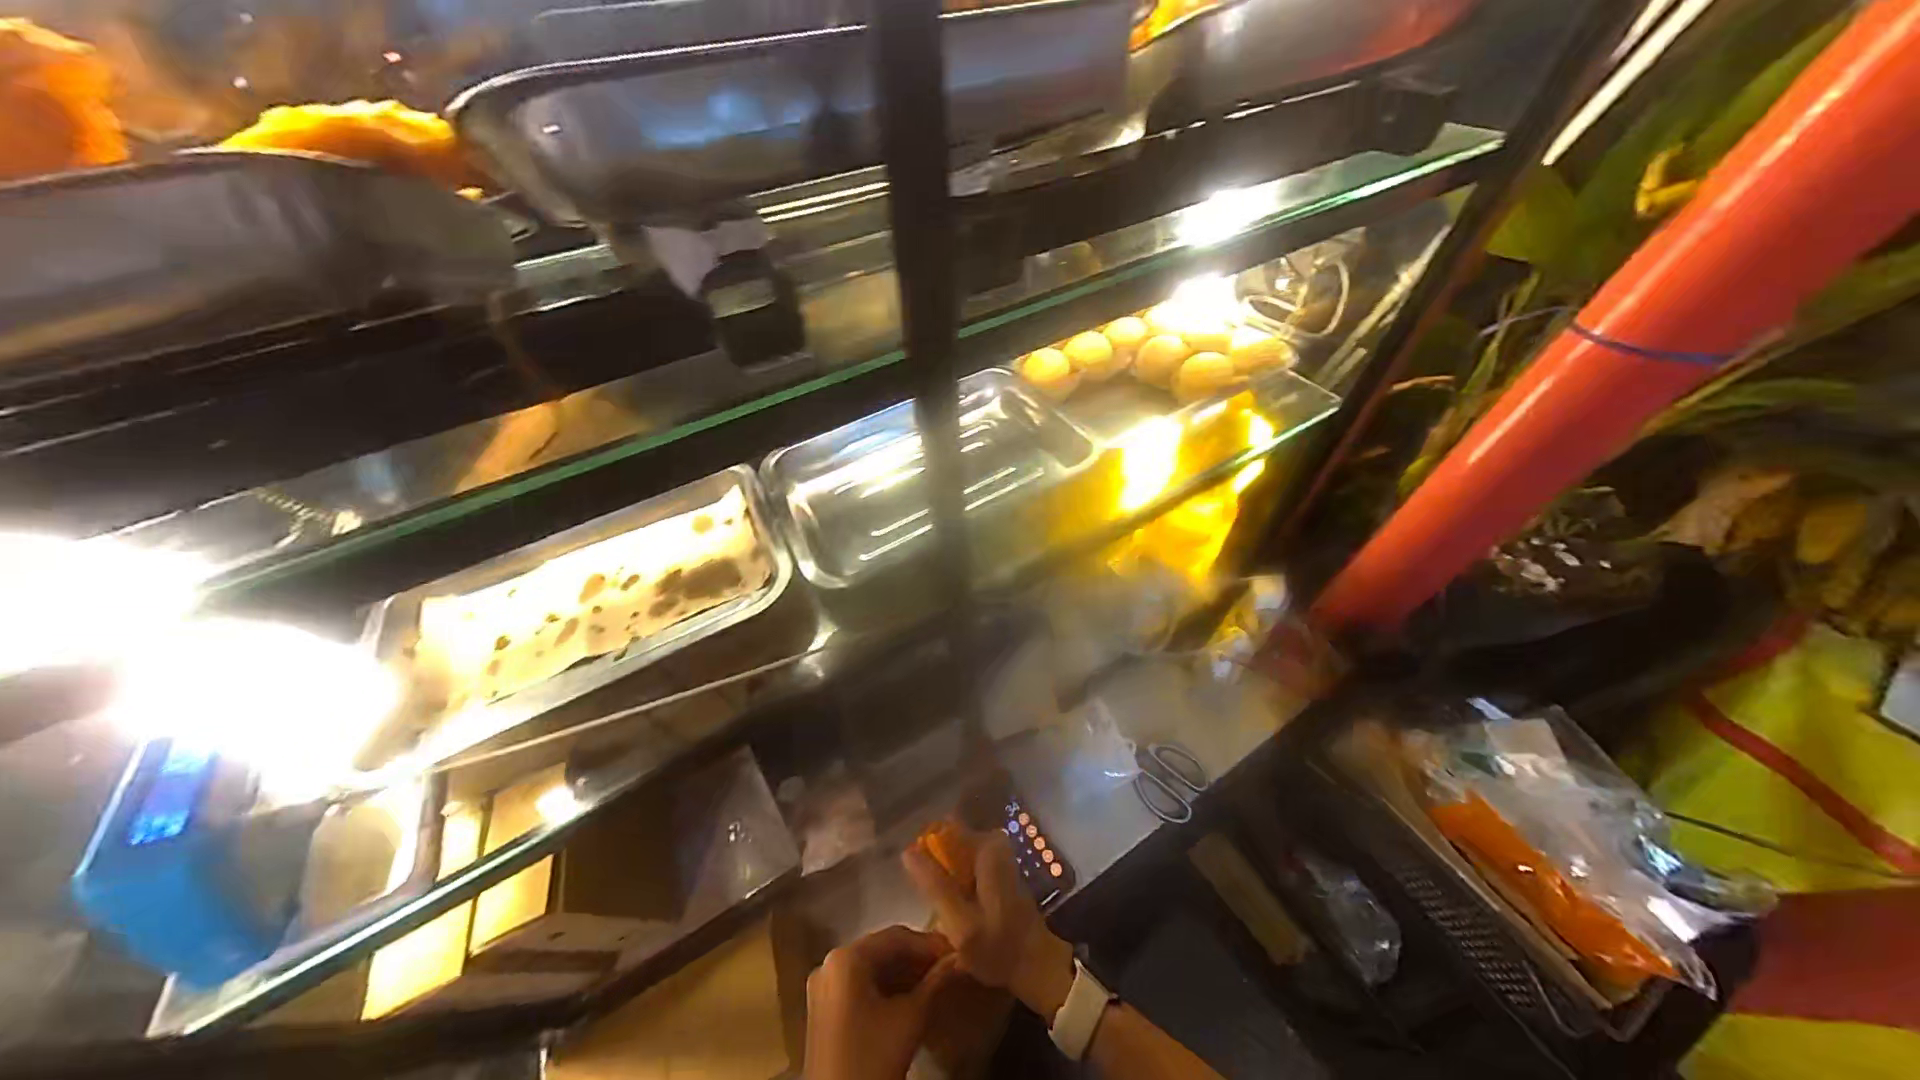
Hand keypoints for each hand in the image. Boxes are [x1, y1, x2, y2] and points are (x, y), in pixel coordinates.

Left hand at [805, 926, 958, 1079]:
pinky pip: (860, 986)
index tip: (956, 953)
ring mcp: (824, 987)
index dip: (929, 944)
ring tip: (936, 982)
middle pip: (882, 950)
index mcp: (846, 958)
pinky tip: (911, 998)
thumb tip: (957, 959)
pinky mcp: (824, 1009)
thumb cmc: (873, 1058)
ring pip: (872, 968)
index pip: (895, 937)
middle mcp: (830, 963)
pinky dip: (887, 989)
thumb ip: (935, 982)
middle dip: (917, 958)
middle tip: (948, 966)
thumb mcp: (910, 1018)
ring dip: (904, 973)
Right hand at [903, 829, 1076, 1021]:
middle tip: (927, 896)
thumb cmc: (998, 947)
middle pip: (951, 840)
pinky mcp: (998, 871)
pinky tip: (953, 905)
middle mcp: (994, 843)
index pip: (945, 828)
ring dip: (945, 874)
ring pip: (958, 853)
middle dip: (935, 862)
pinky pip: (967, 864)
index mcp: (986, 847)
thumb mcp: (959, 922)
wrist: (1036, 966)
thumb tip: (907, 851)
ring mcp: (998, 856)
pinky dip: (956, 880)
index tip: (916, 873)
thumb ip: (934, 885)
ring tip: (938, 904)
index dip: (927, 847)